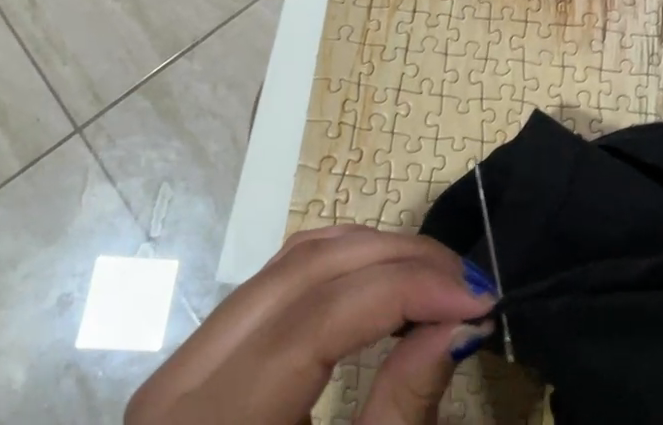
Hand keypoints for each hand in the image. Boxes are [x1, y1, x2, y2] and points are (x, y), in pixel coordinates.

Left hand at [126, 226, 493, 424]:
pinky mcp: (204, 351)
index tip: (479, 300)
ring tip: (439, 280)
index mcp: (214, 420)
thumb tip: (461, 323)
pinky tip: (387, 278)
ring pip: (292, 261)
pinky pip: (279, 278)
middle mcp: (183, 374)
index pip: (320, 316)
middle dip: (400, 261)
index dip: (406, 291)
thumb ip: (403, 406)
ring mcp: (186, 357)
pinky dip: (341, 265)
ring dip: (375, 256)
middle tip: (469, 284)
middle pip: (306, 270)